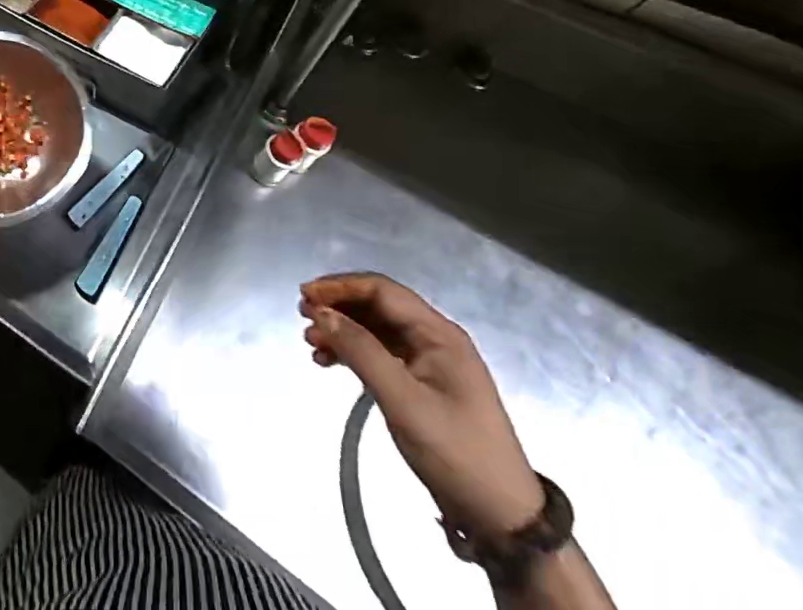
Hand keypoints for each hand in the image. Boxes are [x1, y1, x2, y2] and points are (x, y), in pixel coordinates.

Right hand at [301, 272, 542, 540]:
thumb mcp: (403, 400)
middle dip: (337, 306)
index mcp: (439, 334)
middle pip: (377, 306)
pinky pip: (378, 352)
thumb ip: (361, 352)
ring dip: (341, 330)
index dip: (340, 287)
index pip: (382, 291)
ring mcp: (428, 361)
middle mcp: (434, 339)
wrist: (500, 515)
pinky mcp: (420, 383)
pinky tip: (328, 362)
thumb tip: (321, 313)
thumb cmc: (455, 452)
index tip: (304, 296)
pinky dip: (350, 352)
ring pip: (374, 329)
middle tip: (302, 317)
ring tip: (310, 342)